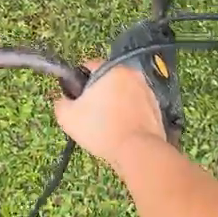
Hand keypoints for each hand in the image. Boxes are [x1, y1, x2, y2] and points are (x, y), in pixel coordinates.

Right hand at [55, 60, 171, 169]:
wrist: (137, 150)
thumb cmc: (101, 129)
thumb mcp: (68, 117)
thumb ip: (60, 103)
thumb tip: (63, 100)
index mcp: (111, 70)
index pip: (89, 66)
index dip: (78, 81)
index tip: (75, 97)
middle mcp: (133, 74)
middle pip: (108, 80)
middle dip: (98, 94)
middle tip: (89, 114)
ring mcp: (148, 91)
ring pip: (123, 94)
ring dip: (114, 105)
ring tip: (106, 126)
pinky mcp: (157, 107)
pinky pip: (136, 107)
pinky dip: (128, 115)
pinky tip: (120, 131)